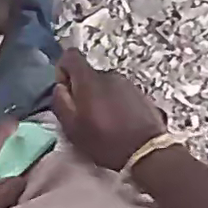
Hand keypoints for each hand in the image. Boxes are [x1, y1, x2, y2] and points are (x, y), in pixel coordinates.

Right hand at [53, 48, 168, 170]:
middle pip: (88, 74)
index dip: (63, 69)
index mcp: (90, 80)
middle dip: (82, 91)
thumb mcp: (73, 128)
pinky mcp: (141, 94)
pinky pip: (120, 93)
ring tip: (103, 123)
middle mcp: (109, 75)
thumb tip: (60, 87)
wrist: (147, 151)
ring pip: (104, 85)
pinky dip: (115, 104)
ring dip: (100, 99)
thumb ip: (61, 103)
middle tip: (84, 117)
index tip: (65, 91)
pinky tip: (119, 123)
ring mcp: (128, 83)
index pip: (70, 56)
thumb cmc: (105, 141)